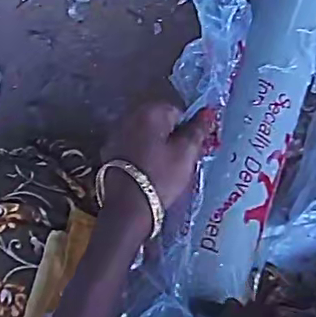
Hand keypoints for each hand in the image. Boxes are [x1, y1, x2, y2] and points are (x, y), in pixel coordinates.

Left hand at [100, 101, 214, 215]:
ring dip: (154, 145)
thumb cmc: (162, 176)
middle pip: (159, 121)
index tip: (190, 150)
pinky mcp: (108, 152)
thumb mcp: (187, 153)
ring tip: (162, 168)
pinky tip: (145, 171)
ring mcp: (116, 133)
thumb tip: (207, 112)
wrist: (128, 206)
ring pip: (144, 134)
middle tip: (179, 160)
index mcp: (151, 111)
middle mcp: (130, 115)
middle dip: (170, 136)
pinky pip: (131, 147)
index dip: (187, 130)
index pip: (178, 111)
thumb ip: (198, 130)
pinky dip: (139, 154)